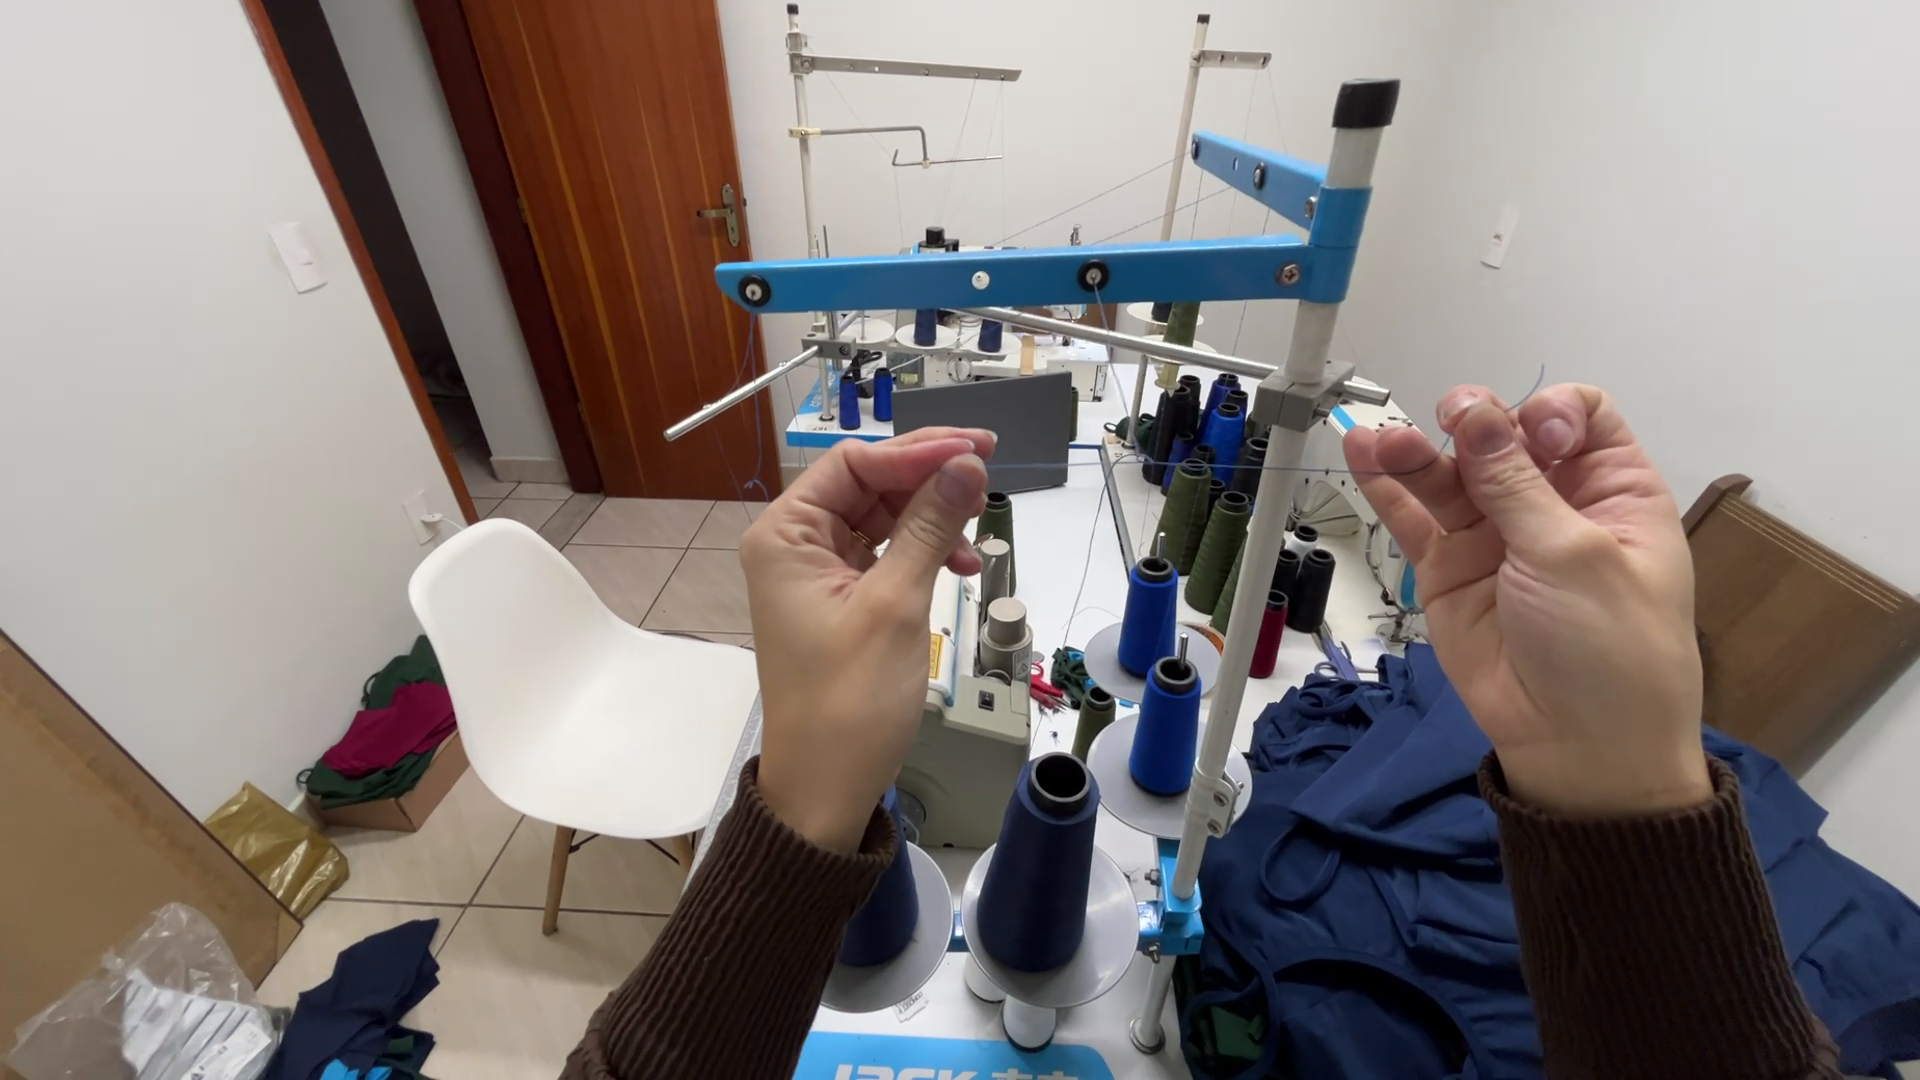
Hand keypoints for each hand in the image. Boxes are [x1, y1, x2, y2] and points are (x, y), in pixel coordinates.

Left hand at [741, 428, 994, 849]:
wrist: (827, 788)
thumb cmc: (850, 699)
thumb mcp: (895, 604)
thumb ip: (930, 526)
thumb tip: (968, 464)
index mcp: (786, 535)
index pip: (853, 465)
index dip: (916, 453)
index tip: (976, 450)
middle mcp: (797, 543)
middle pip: (868, 485)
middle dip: (928, 479)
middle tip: (987, 471)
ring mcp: (820, 572)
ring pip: (883, 517)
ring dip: (933, 517)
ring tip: (979, 527)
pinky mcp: (844, 598)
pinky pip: (887, 553)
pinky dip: (924, 551)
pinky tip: (962, 563)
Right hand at [1344, 384, 1707, 815]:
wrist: (1571, 740)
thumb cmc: (1608, 644)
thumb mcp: (1573, 556)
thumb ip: (1515, 485)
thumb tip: (1479, 415)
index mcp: (1609, 492)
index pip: (1577, 421)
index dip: (1548, 414)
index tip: (1530, 438)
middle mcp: (1545, 505)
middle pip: (1498, 443)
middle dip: (1471, 425)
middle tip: (1448, 418)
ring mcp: (1489, 536)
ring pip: (1445, 477)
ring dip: (1414, 454)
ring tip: (1380, 440)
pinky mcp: (1442, 567)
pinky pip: (1411, 518)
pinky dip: (1384, 489)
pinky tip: (1361, 454)